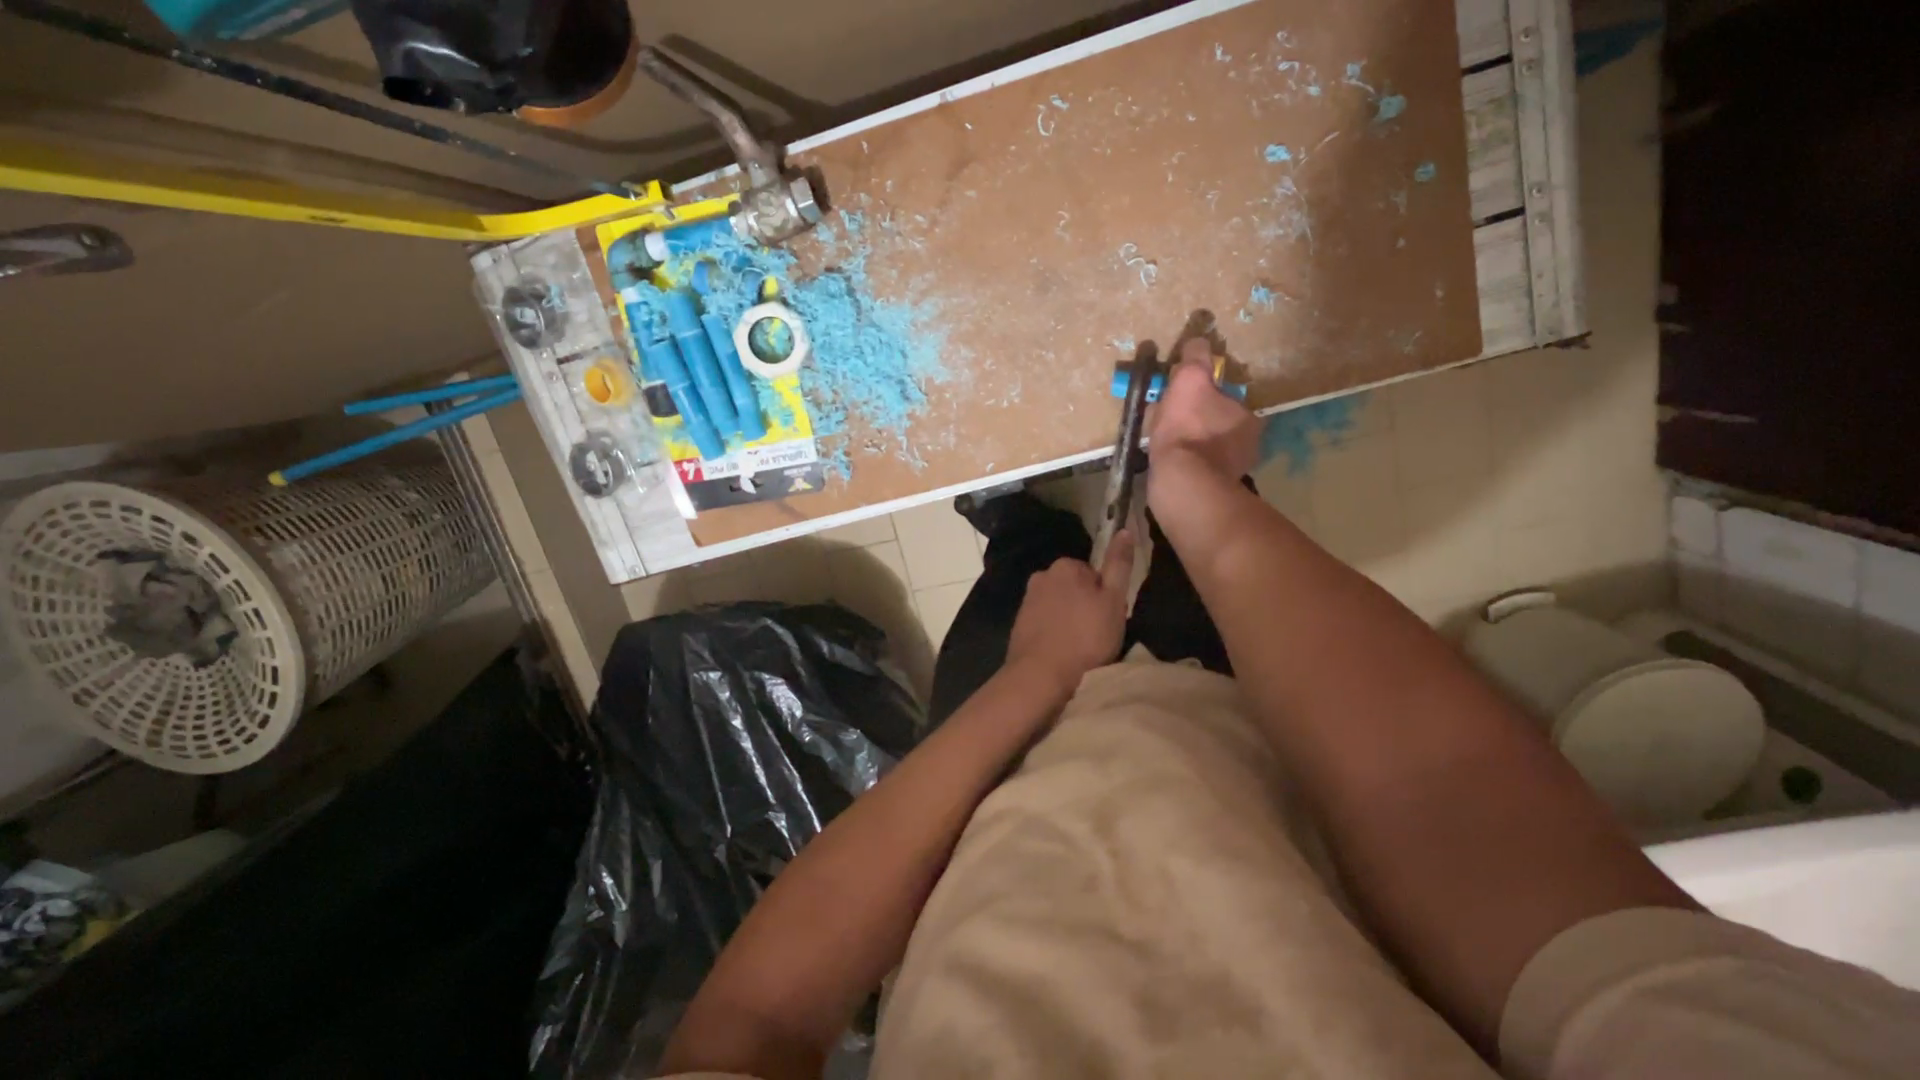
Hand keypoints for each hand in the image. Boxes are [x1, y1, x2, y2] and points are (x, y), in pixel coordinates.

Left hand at [1004, 534, 1134, 696]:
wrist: (1041, 675)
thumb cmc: (1086, 638)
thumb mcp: (1113, 600)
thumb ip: (1119, 564)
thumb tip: (1124, 530)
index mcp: (1065, 566)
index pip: (1094, 574)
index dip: (1106, 595)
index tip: (1110, 617)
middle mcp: (1041, 576)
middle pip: (1074, 588)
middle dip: (1085, 605)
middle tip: (1097, 633)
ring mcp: (1026, 600)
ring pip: (1058, 605)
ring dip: (1069, 619)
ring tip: (1080, 646)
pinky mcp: (1018, 624)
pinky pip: (1044, 622)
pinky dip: (1053, 632)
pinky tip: (1061, 651)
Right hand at [1149, 338, 1259, 480]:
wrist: (1183, 483)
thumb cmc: (1187, 428)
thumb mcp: (1190, 380)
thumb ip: (1196, 358)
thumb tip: (1198, 342)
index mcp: (1247, 417)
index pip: (1225, 397)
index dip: (1202, 393)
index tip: (1182, 396)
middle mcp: (1248, 444)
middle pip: (1218, 423)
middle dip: (1198, 420)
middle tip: (1171, 422)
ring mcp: (1232, 472)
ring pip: (1208, 448)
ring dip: (1192, 444)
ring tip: (1166, 446)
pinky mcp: (1214, 493)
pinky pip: (1198, 471)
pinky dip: (1187, 466)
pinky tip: (1170, 466)